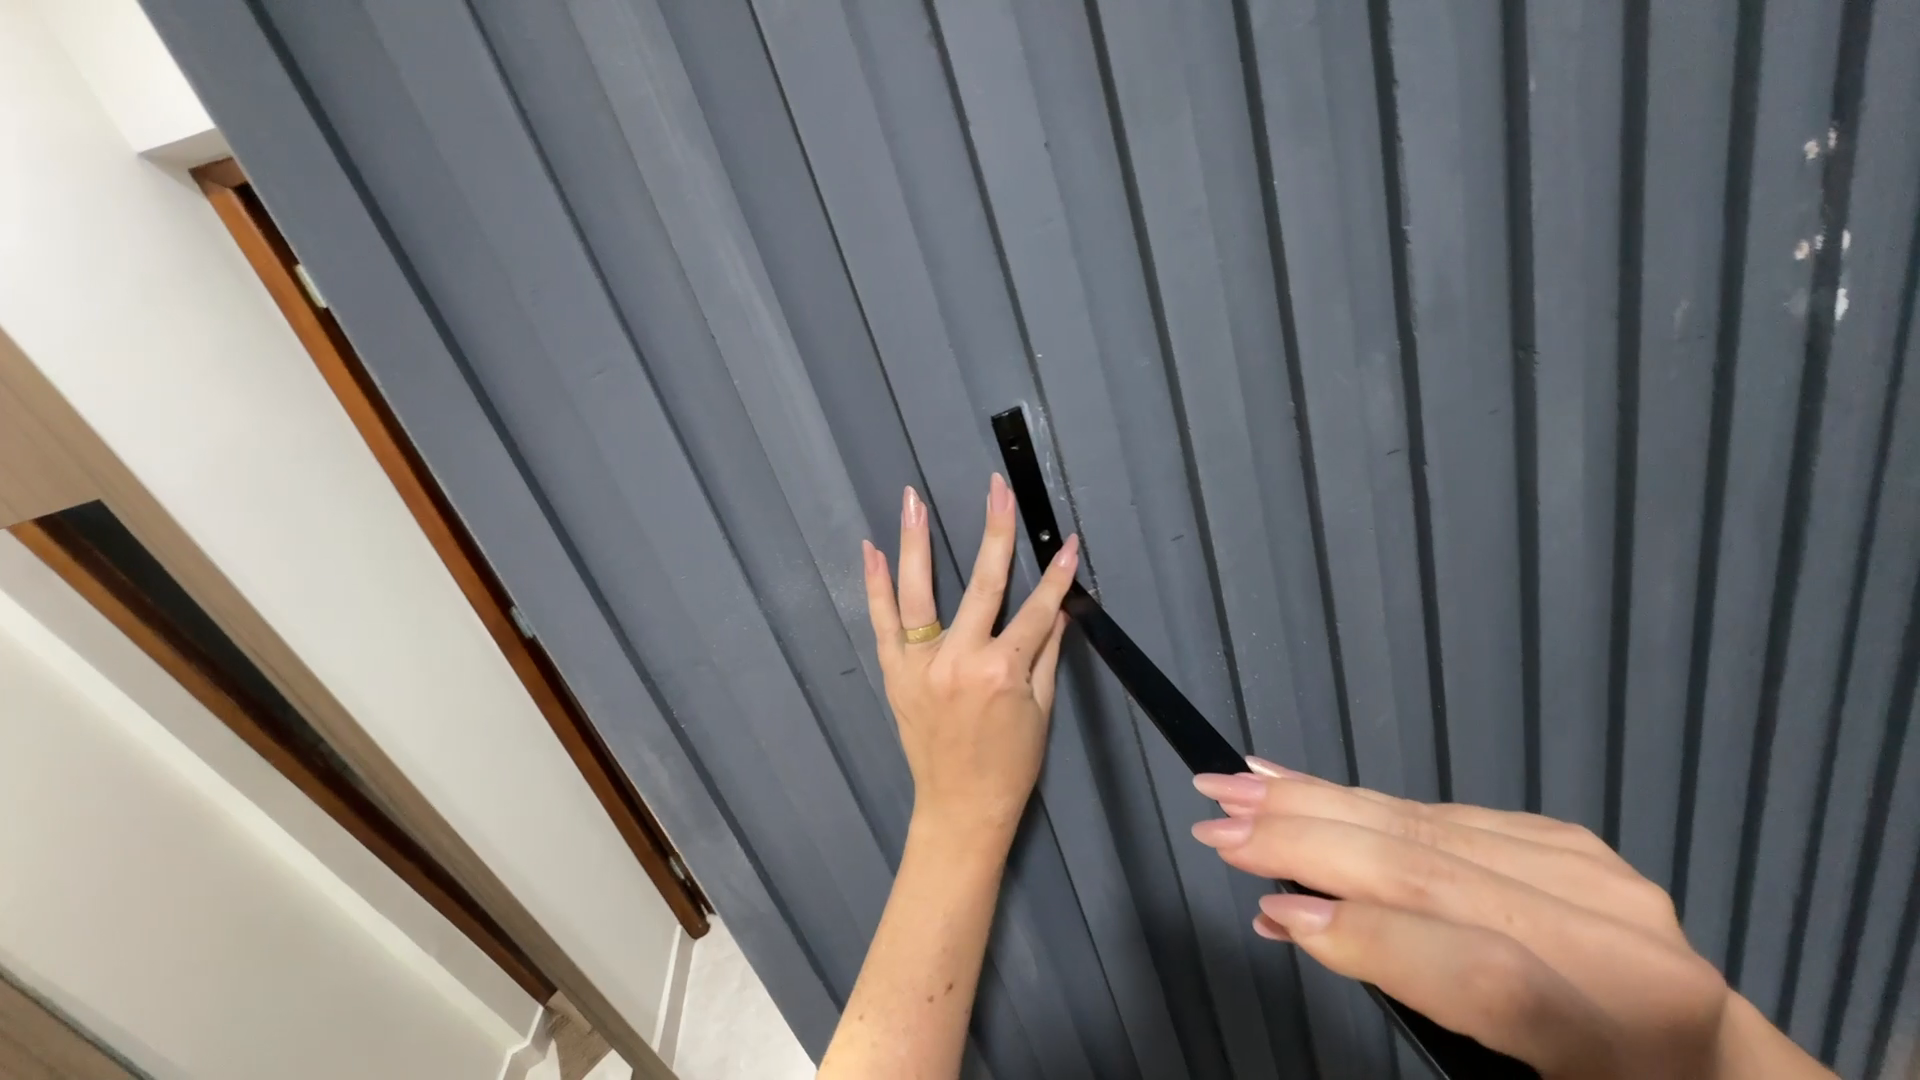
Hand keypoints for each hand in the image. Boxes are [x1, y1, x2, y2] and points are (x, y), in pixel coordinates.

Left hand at [862, 475, 1078, 839]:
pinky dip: (876, 586)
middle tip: (997, 489)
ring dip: (917, 542)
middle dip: (995, 532)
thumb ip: (1047, 652)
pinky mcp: (895, 673)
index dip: (1056, 576)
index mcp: (1003, 671)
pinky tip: (872, 548)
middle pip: (983, 585)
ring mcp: (921, 665)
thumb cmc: (1011, 764)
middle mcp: (960, 660)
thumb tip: (1061, 606)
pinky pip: (882, 623)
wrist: (961, 808)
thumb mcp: (1041, 710)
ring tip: (913, 498)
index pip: (1038, 611)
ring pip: (918, 593)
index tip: (1067, 541)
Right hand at [1191, 765, 1832, 1078]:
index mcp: (1624, 1030)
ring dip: (1311, 801)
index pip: (1486, 974)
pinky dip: (1348, 796)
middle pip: (1437, 873)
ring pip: (1422, 824)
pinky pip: (1432, 810)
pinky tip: (1292, 779)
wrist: (1716, 1066)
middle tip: (1215, 823)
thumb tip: (1297, 917)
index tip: (1272, 913)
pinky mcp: (1559, 835)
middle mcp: (1615, 935)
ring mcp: (1588, 870)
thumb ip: (1418, 997)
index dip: (1374, 940)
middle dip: (1309, 842)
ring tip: (1232, 787)